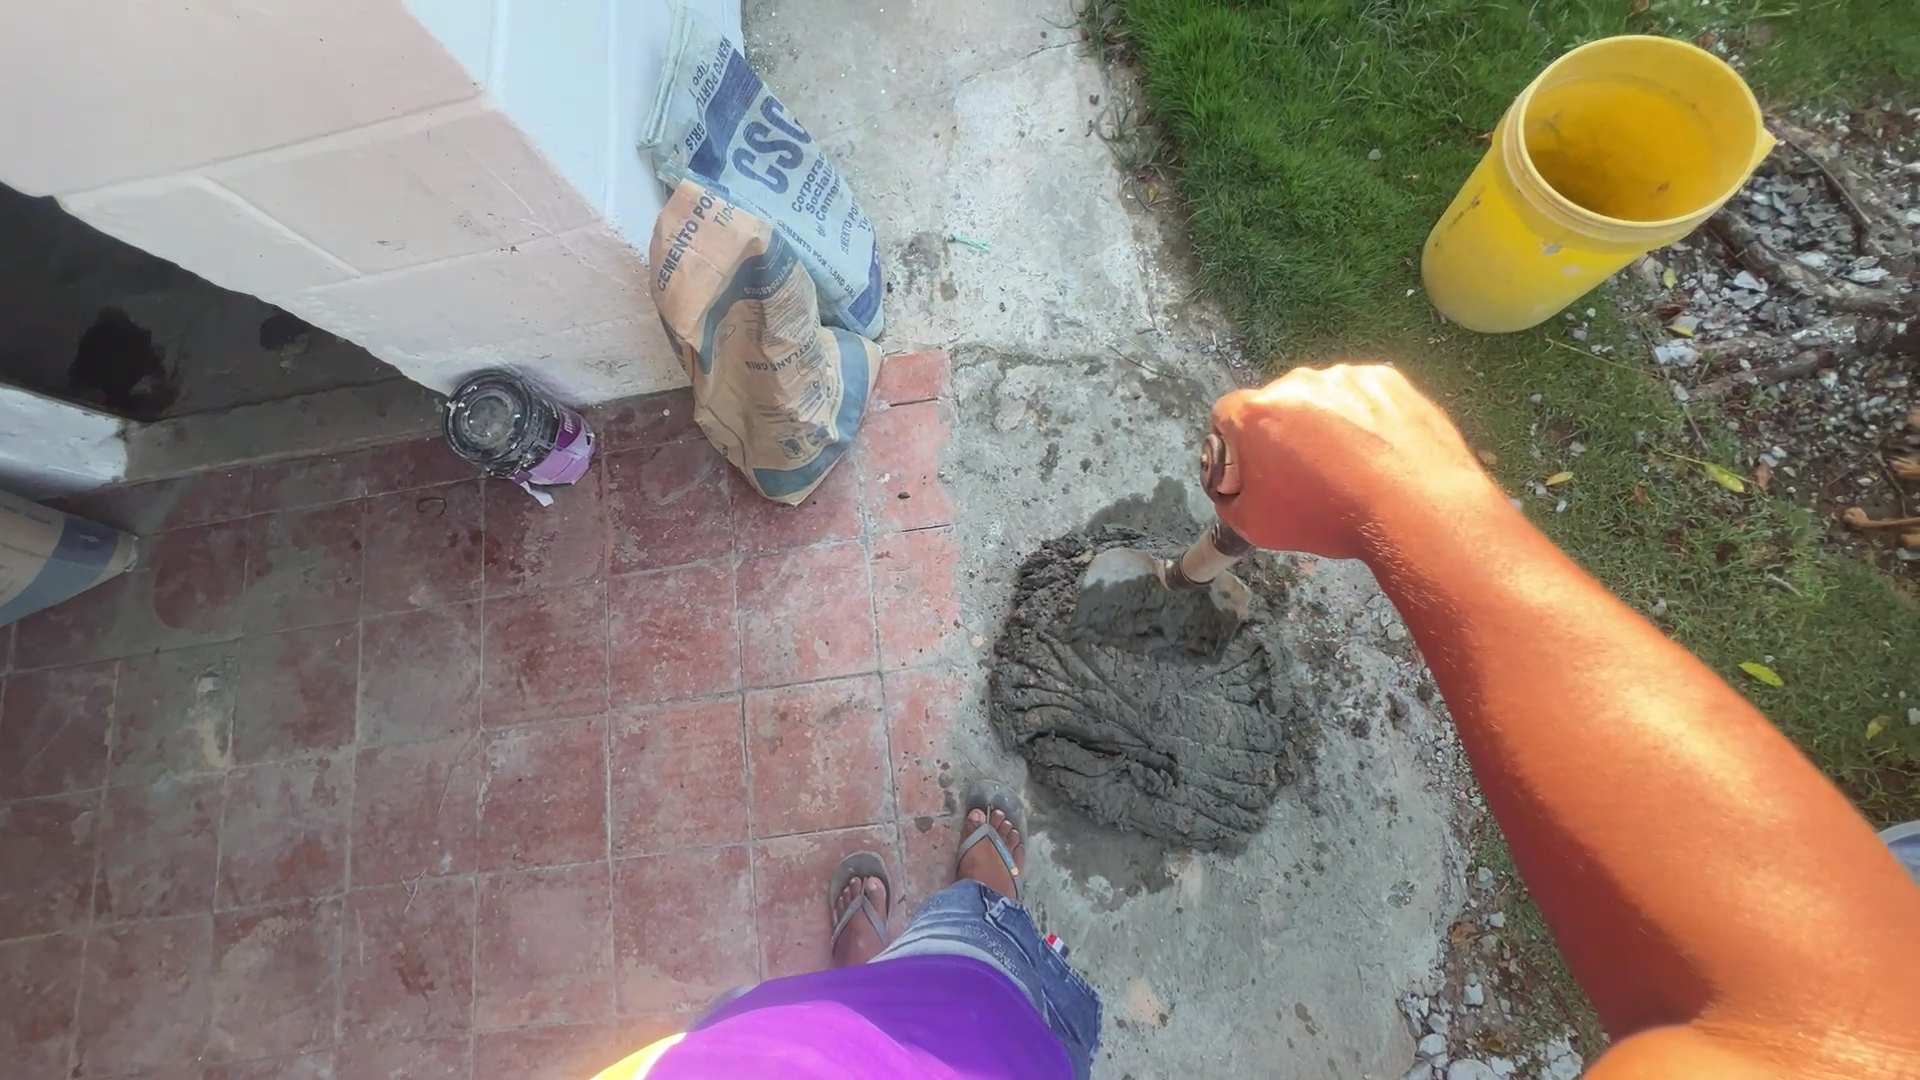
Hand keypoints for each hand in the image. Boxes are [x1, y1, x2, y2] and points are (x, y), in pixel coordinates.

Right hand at [1208, 364, 1496, 558]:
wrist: (1415, 510)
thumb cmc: (1327, 517)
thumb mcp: (1254, 526)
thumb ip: (1230, 500)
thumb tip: (1234, 489)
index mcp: (1255, 413)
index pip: (1225, 415)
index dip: (1234, 443)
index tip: (1251, 467)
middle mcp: (1295, 383)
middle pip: (1274, 404)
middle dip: (1279, 432)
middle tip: (1301, 472)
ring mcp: (1345, 377)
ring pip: (1319, 398)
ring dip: (1321, 422)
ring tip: (1346, 464)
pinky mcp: (1387, 379)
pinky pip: (1360, 395)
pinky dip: (1361, 416)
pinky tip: (1374, 450)